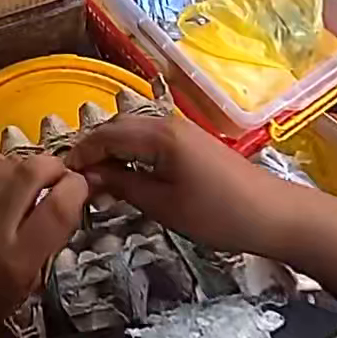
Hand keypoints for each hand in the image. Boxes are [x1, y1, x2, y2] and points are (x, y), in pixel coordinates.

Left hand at [0, 149, 87, 334]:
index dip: (76, 188)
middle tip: (58, 178)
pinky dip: (3, 161)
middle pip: (34, 172)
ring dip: (31, 165)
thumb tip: (75, 189)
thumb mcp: (35, 274)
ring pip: (13, 160)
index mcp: (19, 257)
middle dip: (55, 168)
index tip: (80, 188)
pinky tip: (5, 177)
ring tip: (33, 180)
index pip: (58, 207)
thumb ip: (56, 231)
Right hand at [64, 113, 308, 254]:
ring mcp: (179, 129)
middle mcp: (166, 122)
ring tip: (96, 181)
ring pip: (132, 132)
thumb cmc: (218, 213)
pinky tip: (126, 175)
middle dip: (93, 151)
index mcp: (158, 134)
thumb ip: (123, 185)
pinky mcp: (189, 141)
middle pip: (116, 128)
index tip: (62, 176)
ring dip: (111, 152)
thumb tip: (88, 178)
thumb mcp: (164, 205)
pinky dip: (130, 154)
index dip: (81, 154)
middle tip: (76, 181)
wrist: (274, 214)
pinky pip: (148, 139)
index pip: (106, 135)